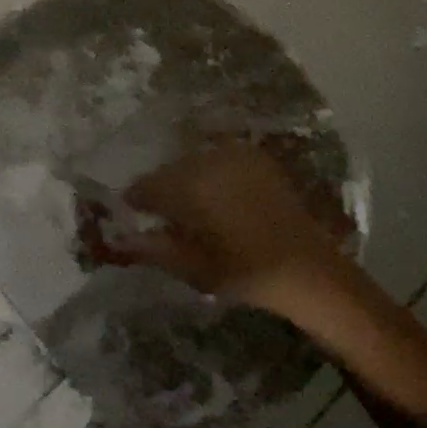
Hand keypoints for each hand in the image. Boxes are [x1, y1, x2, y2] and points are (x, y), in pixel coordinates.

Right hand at [116, 142, 348, 309]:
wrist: (308, 270)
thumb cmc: (245, 274)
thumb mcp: (192, 267)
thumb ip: (151, 248)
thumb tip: (118, 240)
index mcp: (187, 185)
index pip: (145, 186)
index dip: (137, 201)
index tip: (136, 216)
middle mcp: (207, 160)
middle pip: (169, 170)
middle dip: (164, 189)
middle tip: (167, 216)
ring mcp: (234, 154)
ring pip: (194, 161)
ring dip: (188, 179)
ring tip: (195, 207)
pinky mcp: (256, 158)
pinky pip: (220, 156)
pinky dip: (212, 170)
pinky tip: (219, 193)